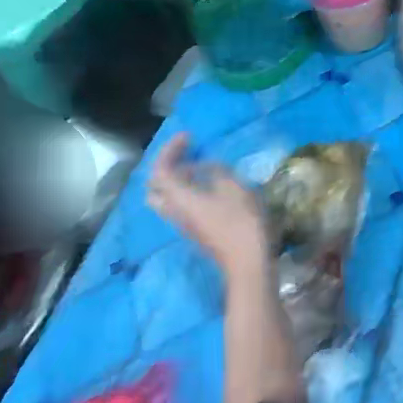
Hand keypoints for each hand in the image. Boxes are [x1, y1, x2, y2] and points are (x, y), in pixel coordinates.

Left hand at [147, 133, 269, 276]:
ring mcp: (183, 225)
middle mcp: (174, 212)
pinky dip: (188, 192)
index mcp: (179, 198)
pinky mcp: (195, 232)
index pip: (160, 170)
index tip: (188, 138)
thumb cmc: (240, 223)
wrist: (247, 264)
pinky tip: (209, 188)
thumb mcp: (233, 188)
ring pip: (167, 199)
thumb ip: (216, 171)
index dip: (170, 150)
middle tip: (185, 156)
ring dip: (178, 181)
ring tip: (200, 170)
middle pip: (155, 187)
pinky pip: (181, 207)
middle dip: (167, 167)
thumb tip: (207, 167)